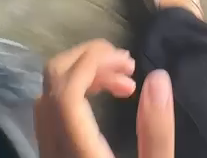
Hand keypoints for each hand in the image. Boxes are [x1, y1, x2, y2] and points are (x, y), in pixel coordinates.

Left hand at [33, 39, 174, 157]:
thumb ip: (156, 132)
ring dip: (86, 73)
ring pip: (51, 91)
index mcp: (78, 151)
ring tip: (126, 81)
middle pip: (53, 81)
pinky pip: (53, 107)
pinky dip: (78, 90)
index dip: (91, 61)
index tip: (125, 58)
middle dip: (90, 59)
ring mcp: (49, 150)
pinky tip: (108, 96)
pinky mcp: (53, 152)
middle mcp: (53, 148)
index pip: (66, 91)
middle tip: (128, 65)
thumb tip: (158, 76)